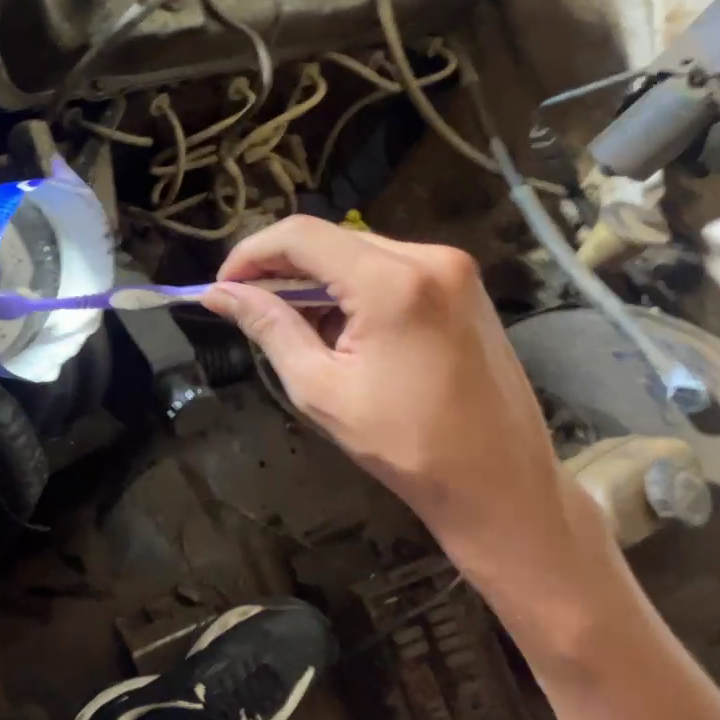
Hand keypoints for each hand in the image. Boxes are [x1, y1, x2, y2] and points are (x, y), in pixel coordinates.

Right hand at [202, 216, 578, 559]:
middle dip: (279, 267)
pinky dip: (350, 286)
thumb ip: (268, 327)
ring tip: (291, 324)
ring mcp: (453, 270)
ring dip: (313, 278)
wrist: (502, 484)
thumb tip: (217, 294)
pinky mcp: (463, 286)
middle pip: (329, 238)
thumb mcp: (320, 388)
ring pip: (356, 250)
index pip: (300, 235)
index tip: (222, 287)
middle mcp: (428, 258)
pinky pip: (387, 266)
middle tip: (247, 305)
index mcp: (391, 282)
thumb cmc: (406, 445)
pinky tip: (337, 327)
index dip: (250, 253)